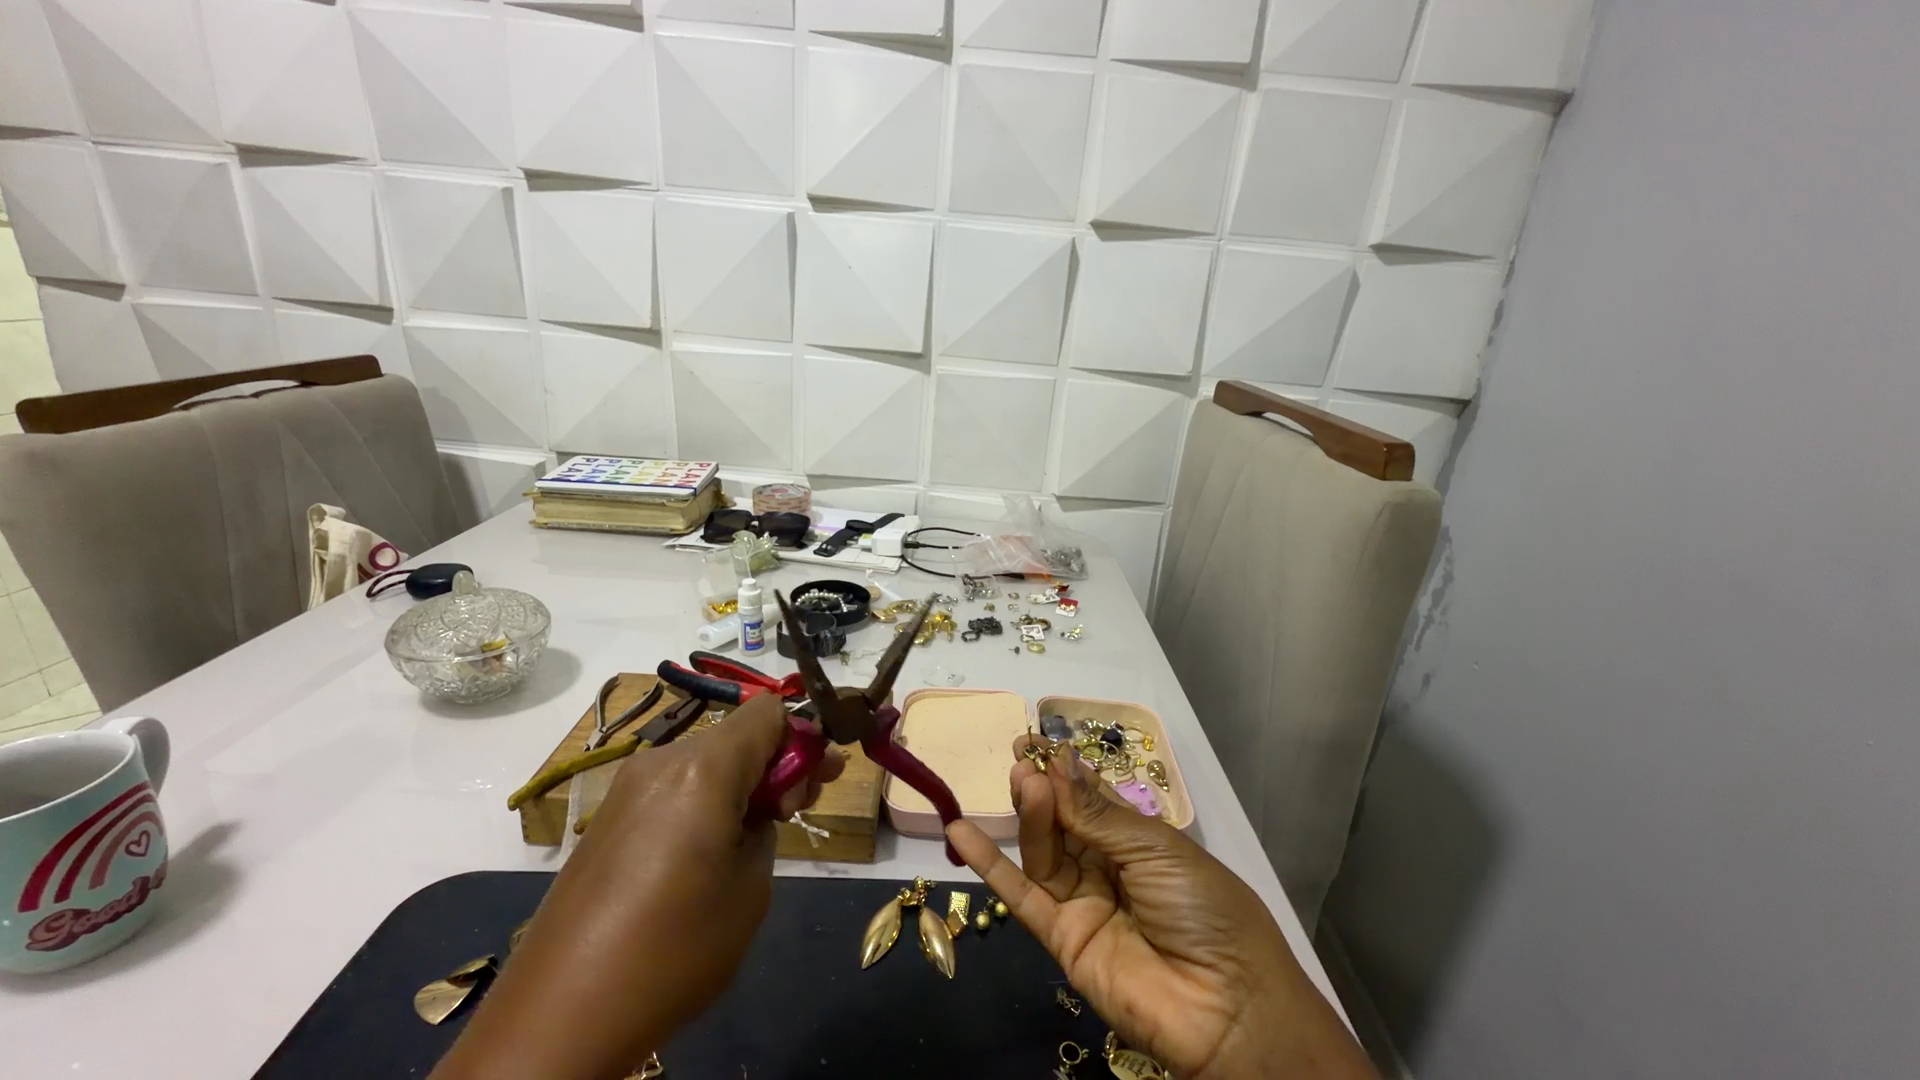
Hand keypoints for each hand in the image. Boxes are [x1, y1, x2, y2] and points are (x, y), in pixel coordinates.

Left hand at [433, 695, 843, 1079]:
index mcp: (701, 767)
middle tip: (797, 812)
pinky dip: (704, 804)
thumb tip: (760, 806)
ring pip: (704, 763)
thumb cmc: (676, 946)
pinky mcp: (607, 821)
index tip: (821, 781)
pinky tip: (708, 854)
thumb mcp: (751, 885)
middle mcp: (660, 762)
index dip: (805, 738)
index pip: (769, 713)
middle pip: (735, 736)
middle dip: (775, 763)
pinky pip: (672, 791)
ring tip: (755, 839)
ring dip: (740, 786)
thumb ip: (766, 825)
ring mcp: (626, 790)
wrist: (562, 1015)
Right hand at [946, 740, 1373, 1079]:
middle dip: (1044, 789)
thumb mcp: (1157, 850)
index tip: (1038, 743)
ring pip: (1045, 852)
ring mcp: (1083, 903)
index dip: (1067, 772)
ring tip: (1020, 780)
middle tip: (1023, 757)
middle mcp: (1109, 868)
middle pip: (1065, 822)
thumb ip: (1098, 815)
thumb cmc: (1205, 910)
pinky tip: (960, 832)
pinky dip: (989, 865)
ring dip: (1030, 817)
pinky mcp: (1061, 937)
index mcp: (1142, 842)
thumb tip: (1059, 765)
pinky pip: (1021, 896)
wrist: (1225, 1007)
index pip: (1095, 799)